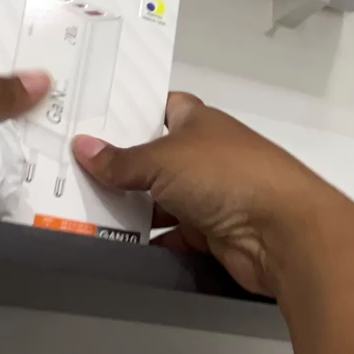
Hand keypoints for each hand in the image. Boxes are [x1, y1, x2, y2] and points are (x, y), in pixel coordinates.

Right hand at [71, 93, 345, 296]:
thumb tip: (83, 147)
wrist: (283, 231)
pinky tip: (113, 244)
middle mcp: (205, 155)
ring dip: (129, 208)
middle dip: (119, 167)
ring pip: (159, 201)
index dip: (131, 112)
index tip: (92, 119)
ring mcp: (210, 196)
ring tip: (79, 211)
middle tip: (70, 171)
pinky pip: (171, 236)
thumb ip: (121, 160)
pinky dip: (148, 242)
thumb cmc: (225, 175)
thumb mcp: (164, 159)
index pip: (162, 108)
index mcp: (199, 122)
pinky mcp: (212, 235)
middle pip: (154, 159)